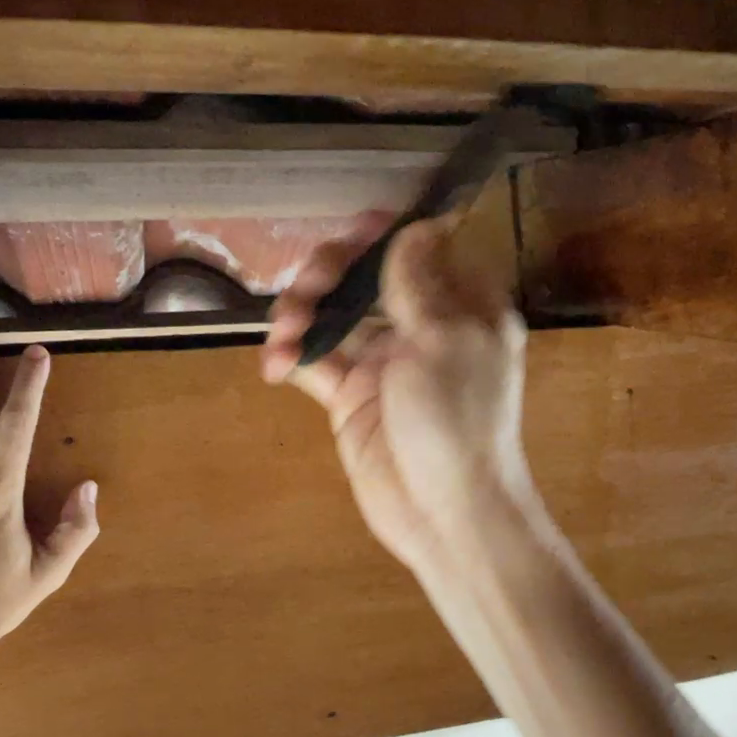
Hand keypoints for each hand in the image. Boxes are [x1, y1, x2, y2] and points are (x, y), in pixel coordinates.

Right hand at [260, 219, 536, 573]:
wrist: (444, 514)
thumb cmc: (457, 421)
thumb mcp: (445, 341)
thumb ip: (419, 283)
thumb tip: (418, 223)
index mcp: (460, 306)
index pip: (419, 248)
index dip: (383, 235)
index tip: (352, 233)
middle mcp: (420, 326)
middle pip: (365, 276)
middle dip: (329, 274)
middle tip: (307, 290)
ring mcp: (381, 361)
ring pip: (331, 314)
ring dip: (300, 313)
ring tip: (285, 334)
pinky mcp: (348, 395)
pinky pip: (313, 360)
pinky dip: (290, 356)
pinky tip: (275, 365)